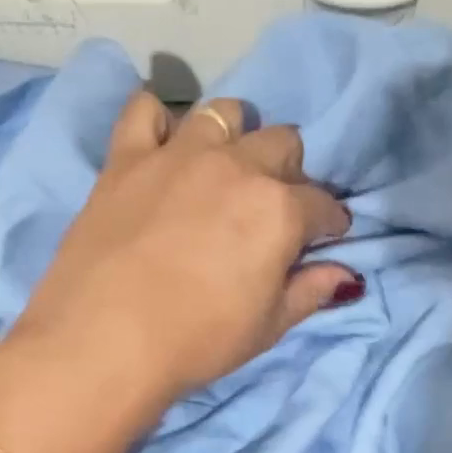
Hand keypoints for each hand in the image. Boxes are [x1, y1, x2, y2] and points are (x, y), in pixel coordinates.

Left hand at [7, 93, 357, 411]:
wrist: (105, 341)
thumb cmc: (198, 342)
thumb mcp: (267, 328)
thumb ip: (309, 292)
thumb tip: (346, 275)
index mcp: (279, 210)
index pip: (322, 204)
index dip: (330, 222)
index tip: (326, 237)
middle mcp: (236, 166)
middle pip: (281, 142)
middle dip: (289, 171)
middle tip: (274, 207)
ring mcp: (178, 154)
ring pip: (223, 113)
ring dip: (234, 135)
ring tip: (225, 168)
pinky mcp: (125, 158)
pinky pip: (145, 111)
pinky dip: (158, 123)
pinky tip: (161, 147)